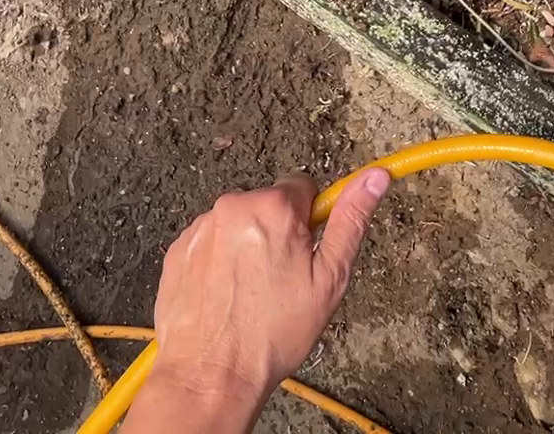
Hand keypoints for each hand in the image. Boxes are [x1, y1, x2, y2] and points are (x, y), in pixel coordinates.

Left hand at [123, 168, 391, 432]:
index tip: (306, 248)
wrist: (209, 376)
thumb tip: (374, 178)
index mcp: (275, 207)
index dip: (309, 219)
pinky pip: (211, 240)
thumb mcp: (329, 279)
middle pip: (269, 204)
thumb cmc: (271, 334)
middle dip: (278, 232)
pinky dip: (220, 259)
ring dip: (247, 245)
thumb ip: (351, 220)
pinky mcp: (179, 247)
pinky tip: (227, 293)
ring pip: (240, 223)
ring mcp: (203, 226)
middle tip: (281, 278)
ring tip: (251, 291)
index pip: (302, 186)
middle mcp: (235, 206)